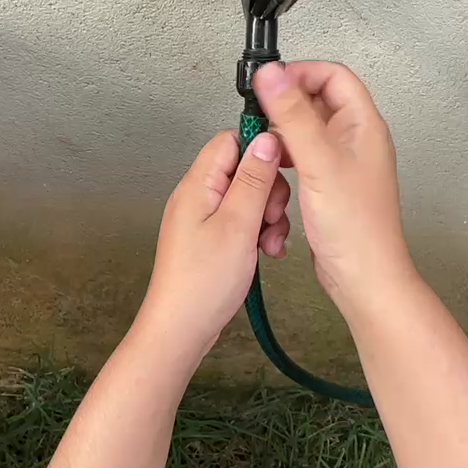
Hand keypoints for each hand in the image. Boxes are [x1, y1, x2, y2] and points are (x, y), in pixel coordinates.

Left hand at [137, 129, 289, 352]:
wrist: (181, 328)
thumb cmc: (204, 281)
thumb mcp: (238, 224)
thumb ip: (254, 179)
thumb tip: (267, 139)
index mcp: (198, 185)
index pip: (231, 141)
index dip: (261, 150)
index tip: (285, 170)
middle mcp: (197, 197)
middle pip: (244, 170)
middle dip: (269, 192)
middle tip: (271, 220)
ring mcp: (204, 219)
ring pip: (248, 198)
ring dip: (267, 217)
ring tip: (270, 244)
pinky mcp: (211, 240)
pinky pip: (242, 223)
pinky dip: (258, 234)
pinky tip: (267, 253)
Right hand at [252, 61, 414, 305]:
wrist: (363, 276)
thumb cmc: (354, 227)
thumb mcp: (317, 161)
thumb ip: (292, 114)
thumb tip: (271, 74)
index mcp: (363, 126)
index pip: (333, 76)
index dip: (301, 72)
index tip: (270, 84)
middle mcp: (356, 140)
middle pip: (319, 100)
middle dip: (287, 103)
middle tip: (260, 113)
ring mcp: (343, 163)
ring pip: (309, 130)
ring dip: (284, 131)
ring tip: (265, 143)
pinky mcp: (330, 185)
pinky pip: (305, 157)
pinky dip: (286, 156)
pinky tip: (273, 168)